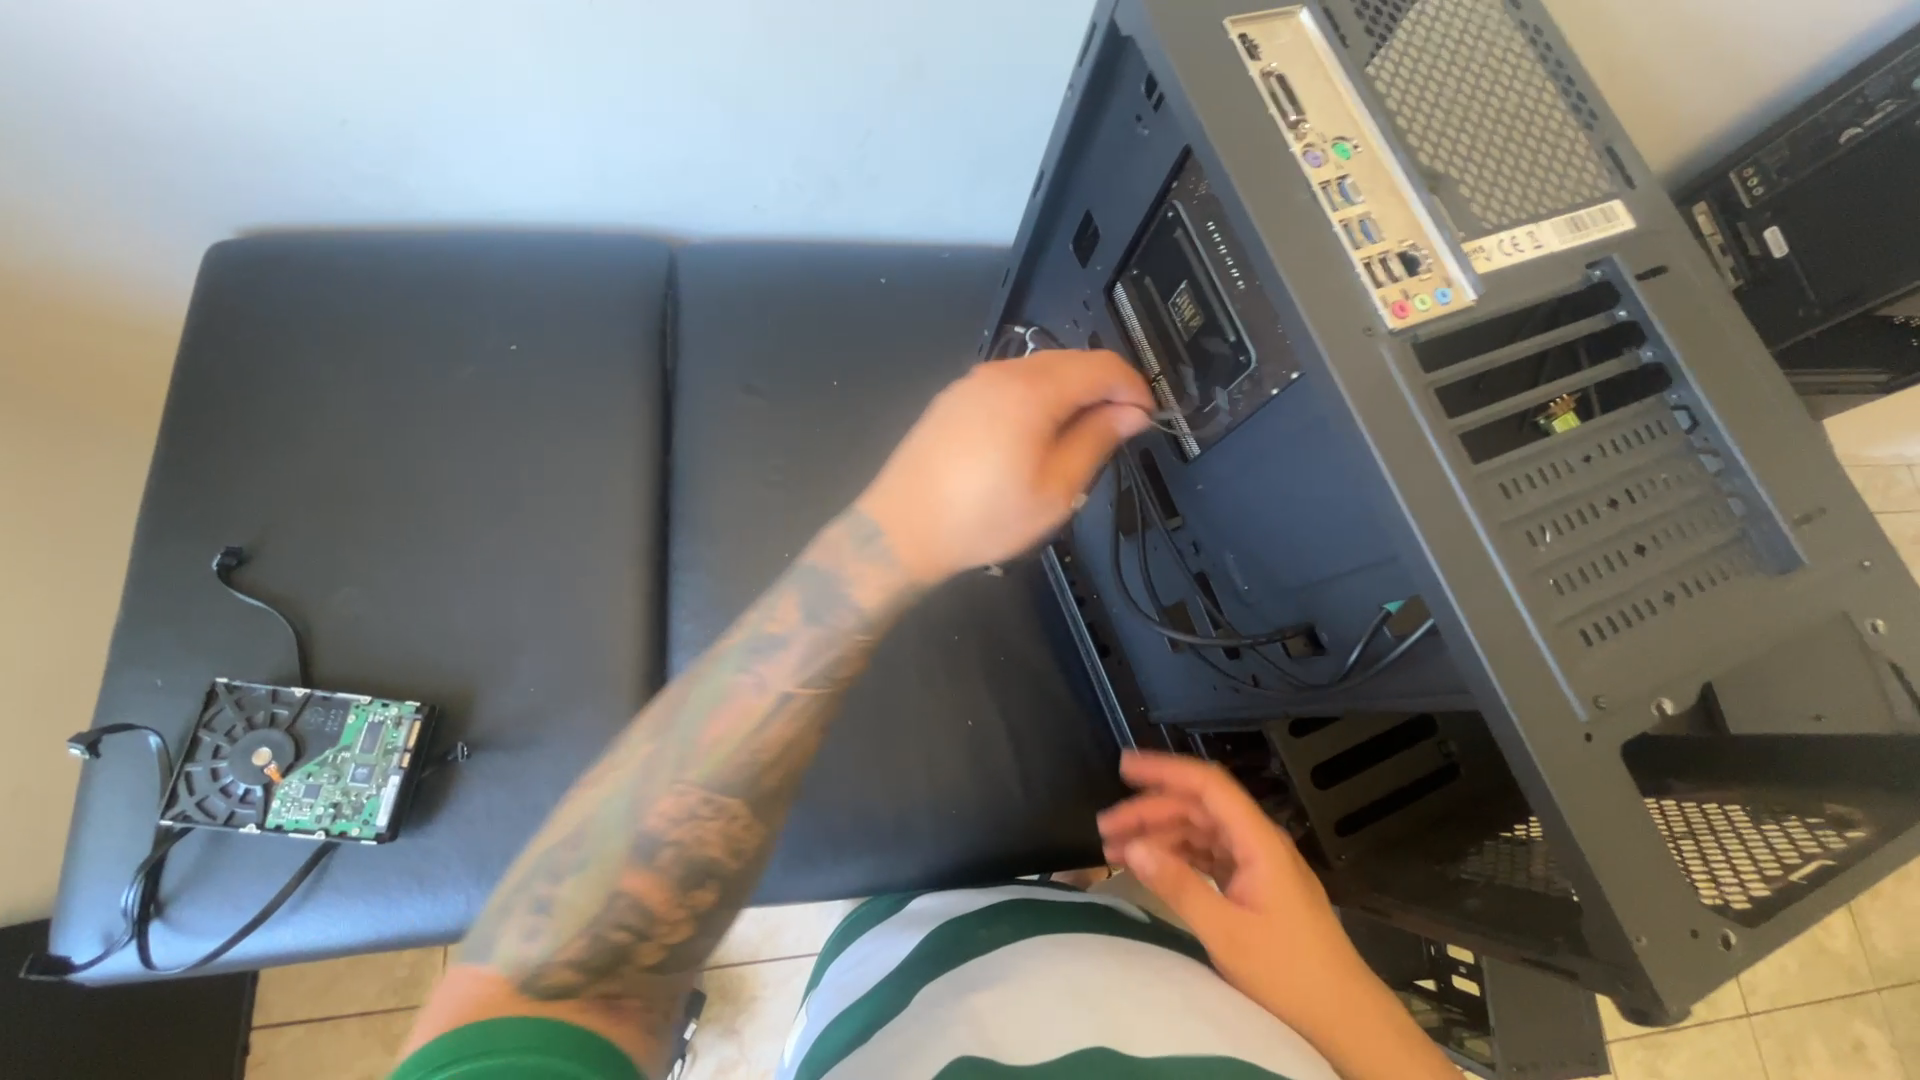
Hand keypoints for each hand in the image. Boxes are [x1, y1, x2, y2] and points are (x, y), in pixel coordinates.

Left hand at [855, 350, 1153, 582]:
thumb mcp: (1056, 490)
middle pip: (1070, 361)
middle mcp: (1000, 373)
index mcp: (1032, 390)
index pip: (1102, 365)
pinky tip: (1033, 439)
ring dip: (1069, 395)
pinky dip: (1036, 401)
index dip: (1134, 387)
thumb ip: (1097, 441)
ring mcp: (972, 383)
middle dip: (1103, 389)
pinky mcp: (953, 400)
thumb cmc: (983, 518)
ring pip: (1038, 372)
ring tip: (1077, 441)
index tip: (1146, 418)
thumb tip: (1131, 414)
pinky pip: (1009, 386)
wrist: (900, 530)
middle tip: (1117, 431)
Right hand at [1097, 751, 1373, 1027]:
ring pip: (1200, 831)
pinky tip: (1151, 867)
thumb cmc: (1289, 974)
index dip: (1164, 770)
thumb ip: (1178, 885)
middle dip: (1149, 812)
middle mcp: (1258, 842)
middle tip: (1105, 828)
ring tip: (1117, 850)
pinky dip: (1177, 856)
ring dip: (1160, 835)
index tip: (1123, 767)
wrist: (1343, 1018)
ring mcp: (1258, 863)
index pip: (1207, 785)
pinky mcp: (1255, 884)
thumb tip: (1133, 847)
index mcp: (1258, 841)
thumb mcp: (1227, 933)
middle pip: (1198, 808)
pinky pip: (1209, 855)